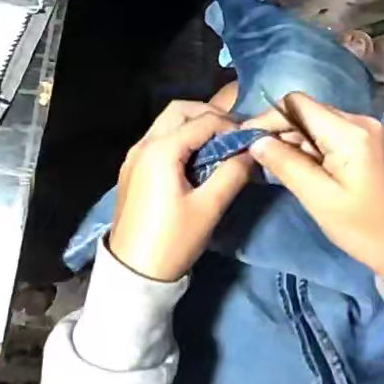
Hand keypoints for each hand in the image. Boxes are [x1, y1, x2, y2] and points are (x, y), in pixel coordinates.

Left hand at [105, 101, 252, 281]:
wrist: (132, 273)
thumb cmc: (173, 241)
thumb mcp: (209, 208)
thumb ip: (233, 174)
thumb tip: (251, 152)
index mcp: (161, 150)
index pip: (203, 121)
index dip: (231, 125)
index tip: (251, 138)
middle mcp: (143, 144)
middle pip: (180, 110)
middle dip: (209, 115)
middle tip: (233, 133)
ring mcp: (134, 155)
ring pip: (167, 122)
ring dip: (194, 125)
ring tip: (219, 144)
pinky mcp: (131, 168)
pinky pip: (158, 139)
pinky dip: (180, 138)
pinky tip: (197, 158)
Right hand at [245, 92, 383, 286]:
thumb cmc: (365, 228)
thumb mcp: (319, 199)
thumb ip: (286, 164)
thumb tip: (256, 140)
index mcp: (350, 131)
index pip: (297, 103)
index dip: (269, 117)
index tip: (247, 140)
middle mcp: (360, 120)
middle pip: (306, 110)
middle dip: (280, 130)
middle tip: (259, 159)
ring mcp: (366, 130)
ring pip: (315, 122)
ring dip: (294, 141)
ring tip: (278, 168)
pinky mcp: (367, 143)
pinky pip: (329, 135)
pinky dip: (310, 148)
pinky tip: (301, 169)